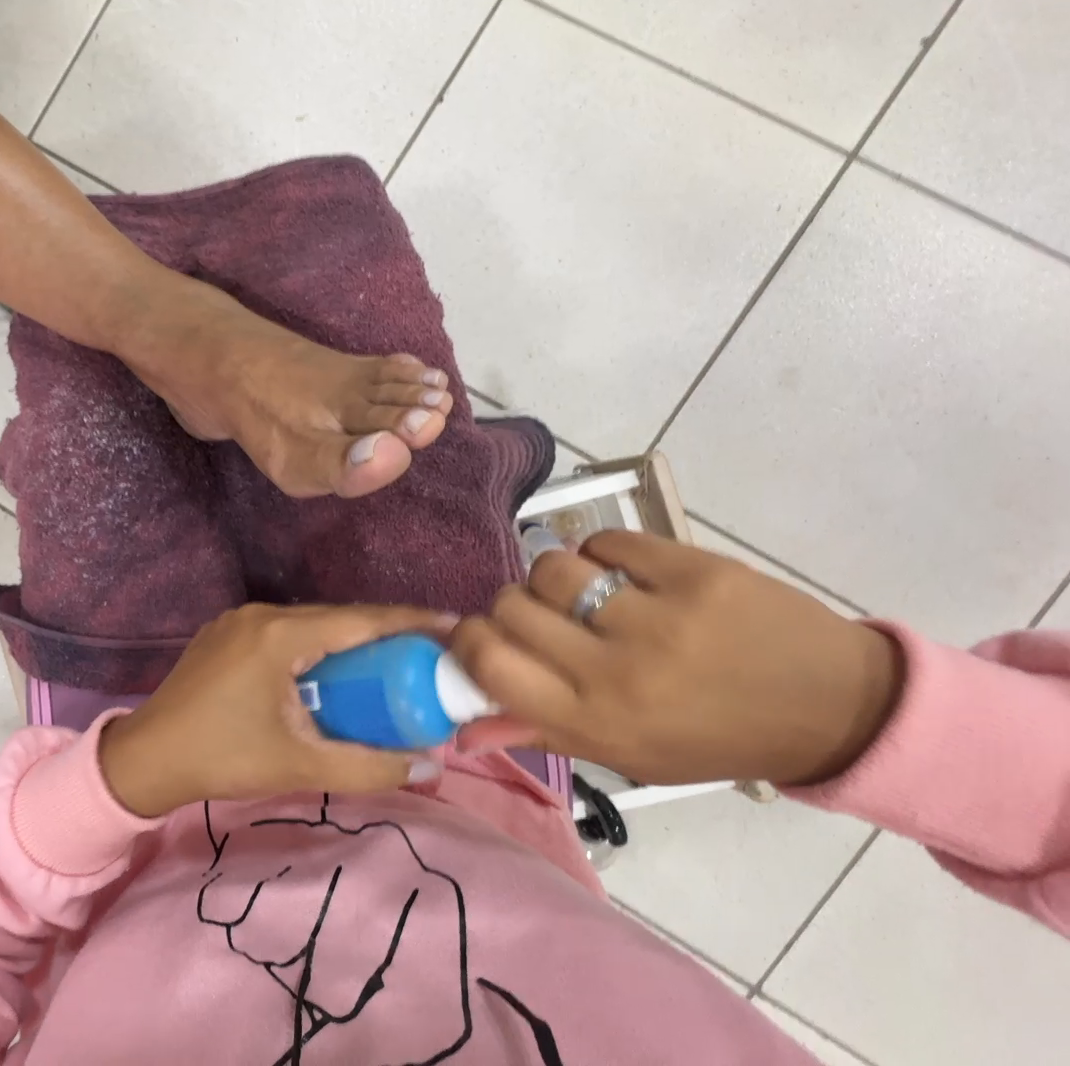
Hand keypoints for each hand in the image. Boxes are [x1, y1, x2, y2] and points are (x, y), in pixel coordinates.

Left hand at [99, 604, 453, 817]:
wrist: (145, 759)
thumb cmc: (223, 758)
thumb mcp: (301, 765)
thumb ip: (370, 765)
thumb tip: (431, 764)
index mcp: (279, 635)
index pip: (361, 620)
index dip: (412, 624)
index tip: (456, 630)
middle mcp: (260, 615)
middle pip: (337, 618)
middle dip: (385, 636)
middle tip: (429, 661)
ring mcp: (237, 622)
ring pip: (310, 625)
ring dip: (349, 643)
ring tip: (390, 669)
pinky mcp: (224, 637)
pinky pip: (284, 633)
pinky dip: (316, 649)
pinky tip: (334, 675)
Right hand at [447, 531, 904, 786]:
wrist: (834, 708)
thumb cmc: (712, 739)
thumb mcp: (623, 755)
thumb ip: (540, 730)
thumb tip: (459, 724)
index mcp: (593, 721)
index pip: (488, 662)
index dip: (465, 639)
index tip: (476, 634)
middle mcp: (616, 671)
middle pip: (510, 606)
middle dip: (513, 606)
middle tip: (542, 616)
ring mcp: (659, 618)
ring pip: (552, 566)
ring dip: (556, 576)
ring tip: (588, 592)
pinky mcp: (696, 573)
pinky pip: (607, 541)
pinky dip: (603, 551)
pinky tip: (626, 574)